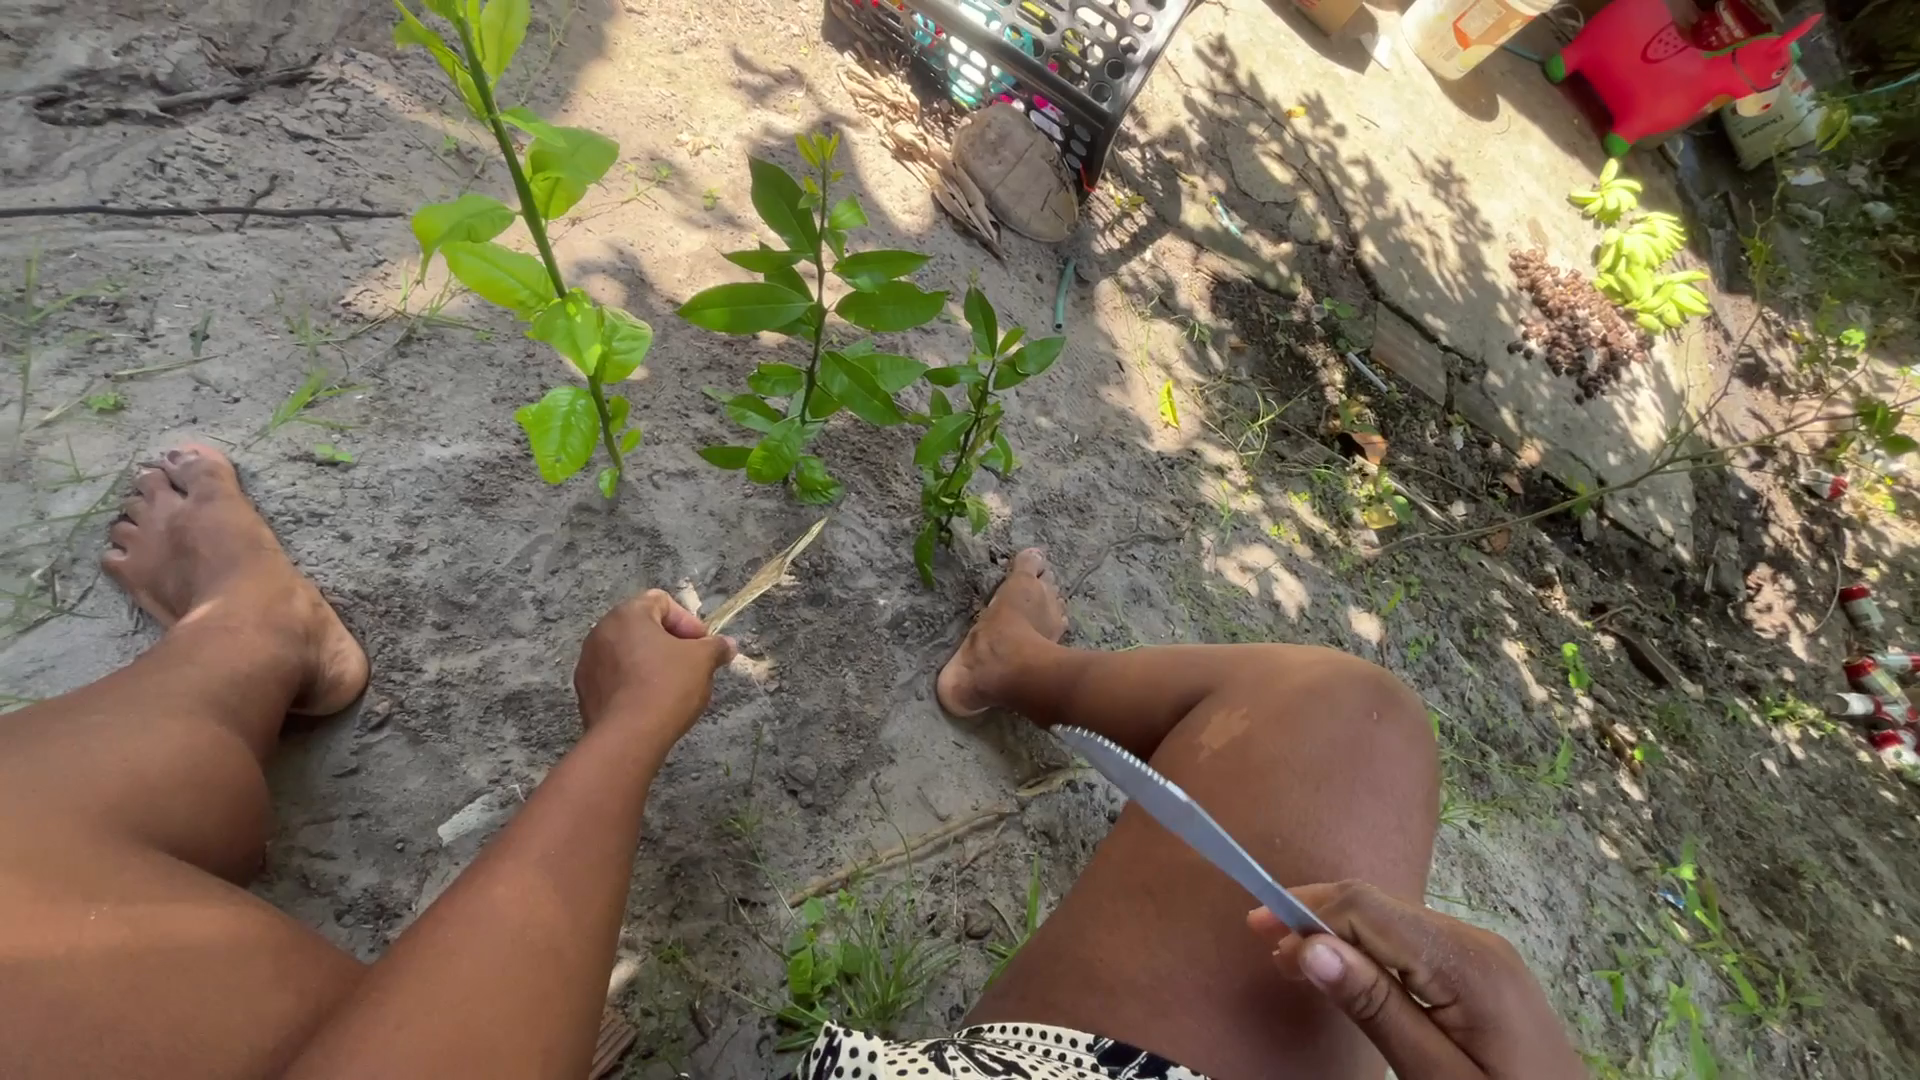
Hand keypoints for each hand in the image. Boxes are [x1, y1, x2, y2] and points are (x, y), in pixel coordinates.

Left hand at [573, 590, 735, 736]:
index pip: (661, 601)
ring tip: (673, 686)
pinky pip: (616, 677)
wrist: (628, 737)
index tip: (702, 645)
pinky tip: (652, 703)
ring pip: (628, 653)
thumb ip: (716, 647)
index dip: (687, 621)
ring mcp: (588, 663)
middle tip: (691, 664)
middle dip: (671, 642)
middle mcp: (601, 633)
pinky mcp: (584, 692)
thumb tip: (728, 645)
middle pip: (643, 627)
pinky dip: (634, 682)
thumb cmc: (667, 686)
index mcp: (627, 615)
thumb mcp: (703, 660)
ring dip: (652, 662)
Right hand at [1247, 880, 1583, 1079]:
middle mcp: (1474, 940)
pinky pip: (1405, 941)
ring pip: (1385, 918)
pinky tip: (1339, 967)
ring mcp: (1479, 953)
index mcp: (1469, 962)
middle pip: (1374, 904)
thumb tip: (1308, 946)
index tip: (1262, 936)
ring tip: (1290, 958)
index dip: (1307, 912)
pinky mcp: (1477, 971)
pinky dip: (1362, 947)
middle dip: (1314, 915)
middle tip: (1265, 944)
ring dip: (1334, 931)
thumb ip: (1377, 1008)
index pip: (1366, 909)